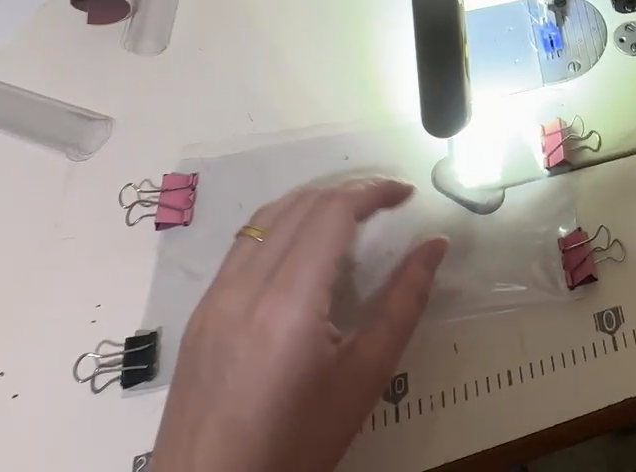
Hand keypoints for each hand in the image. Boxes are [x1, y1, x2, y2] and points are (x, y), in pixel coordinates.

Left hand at [151, 179, 449, 471]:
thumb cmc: (298, 443)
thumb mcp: (365, 376)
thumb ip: (404, 302)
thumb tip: (435, 245)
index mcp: (288, 301)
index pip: (331, 211)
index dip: (373, 191)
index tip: (406, 194)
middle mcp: (244, 287)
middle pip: (299, 205)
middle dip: (349, 192)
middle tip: (389, 204)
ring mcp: (214, 299)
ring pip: (266, 218)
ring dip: (313, 203)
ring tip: (353, 216)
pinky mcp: (200, 315)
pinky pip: (245, 245)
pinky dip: (283, 226)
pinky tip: (307, 250)